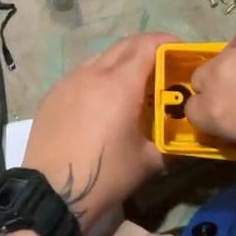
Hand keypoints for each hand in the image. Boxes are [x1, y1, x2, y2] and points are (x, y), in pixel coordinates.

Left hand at [22, 32, 175, 231]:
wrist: (53, 194)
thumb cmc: (106, 175)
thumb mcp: (148, 161)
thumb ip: (169, 141)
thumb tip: (183, 136)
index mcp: (121, 84)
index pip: (148, 46)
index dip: (167, 42)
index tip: (180, 50)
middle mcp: (93, 73)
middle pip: (125, 46)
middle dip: (147, 48)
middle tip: (162, 63)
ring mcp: (69, 81)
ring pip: (101, 57)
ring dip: (121, 60)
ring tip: (133, 81)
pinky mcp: (52, 94)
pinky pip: (81, 74)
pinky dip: (99, 75)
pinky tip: (102, 97)